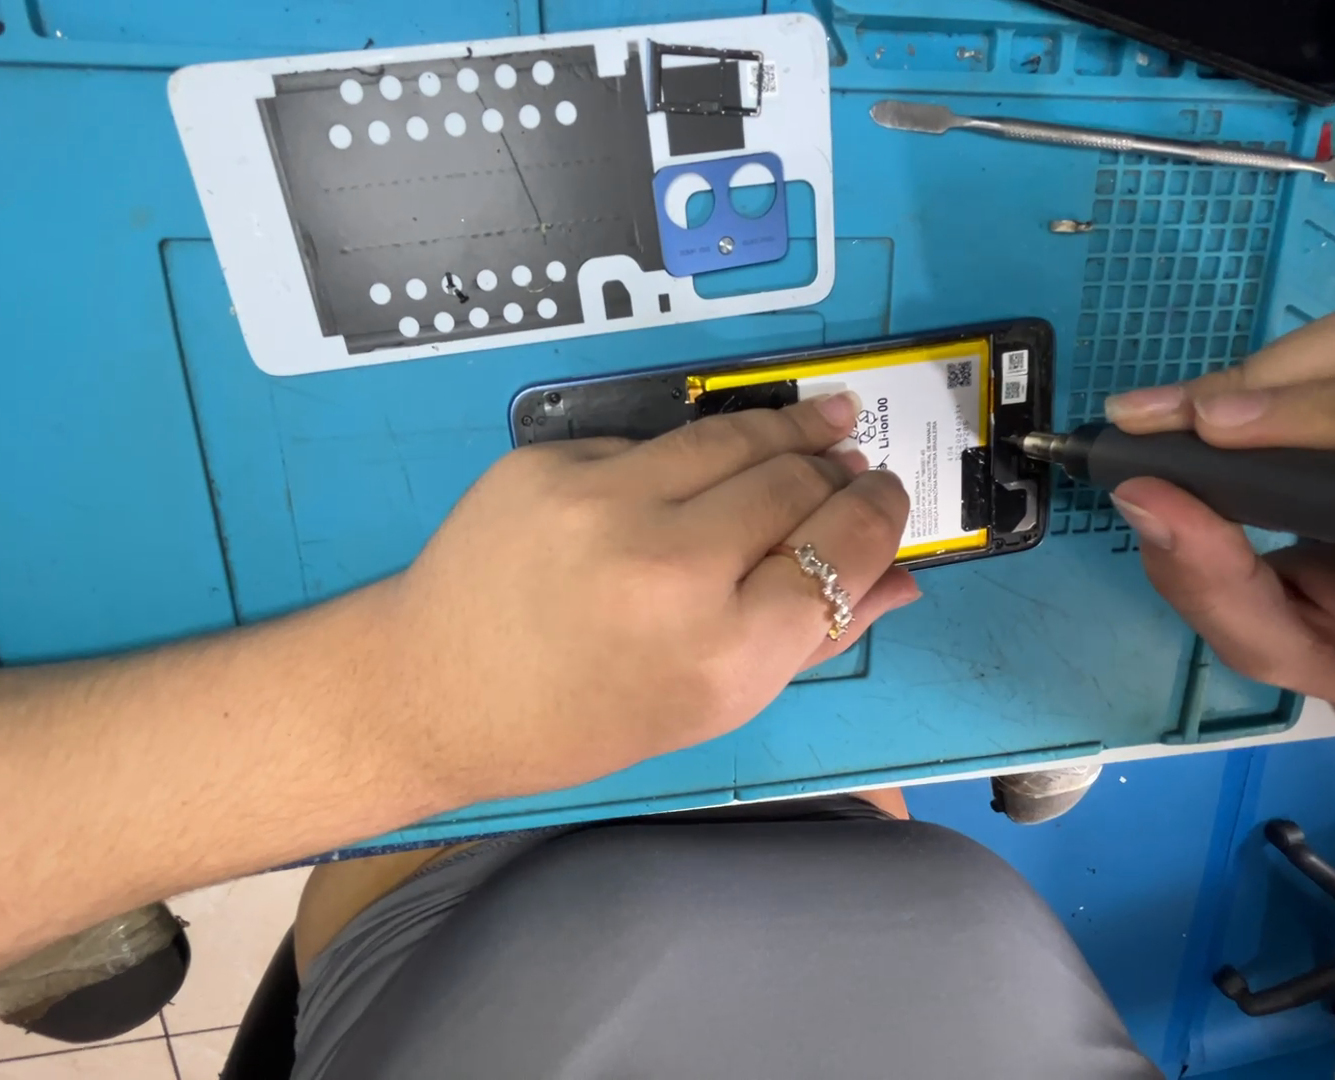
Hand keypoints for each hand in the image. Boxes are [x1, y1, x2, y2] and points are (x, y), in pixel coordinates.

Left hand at [371, 393, 917, 803]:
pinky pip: (653, 446)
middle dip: (838, 470)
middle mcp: (670, 568)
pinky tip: (699, 475)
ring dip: (791, 427)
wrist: (435, 688)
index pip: (840, 553)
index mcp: (720, 656)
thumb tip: (899, 579)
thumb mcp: (707, 707)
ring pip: (733, 437)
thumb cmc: (579, 722)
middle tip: (851, 465)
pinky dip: (688, 460)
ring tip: (829, 419)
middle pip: (794, 483)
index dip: (877, 516)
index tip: (883, 497)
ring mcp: (602, 501)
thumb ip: (811, 640)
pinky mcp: (550, 462)